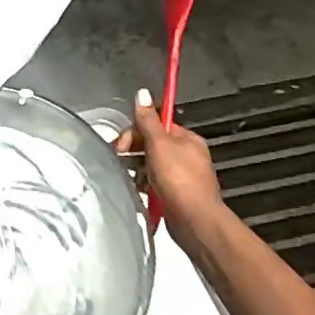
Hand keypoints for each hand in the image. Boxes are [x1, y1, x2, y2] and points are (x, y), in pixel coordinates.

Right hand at [115, 86, 221, 220]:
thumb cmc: (179, 179)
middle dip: (134, 151)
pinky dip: (145, 185)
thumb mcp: (160, 143)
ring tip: (130, 178)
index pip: (156, 125)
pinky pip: (155, 183)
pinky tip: (139, 190)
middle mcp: (187, 155)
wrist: (194, 221)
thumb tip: (143, 93)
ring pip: (152, 165)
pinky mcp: (176, 194)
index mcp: (187, 139)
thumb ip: (148, 120)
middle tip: (120, 160)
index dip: (136, 131)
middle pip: (153, 144)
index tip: (121, 144)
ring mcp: (182, 176)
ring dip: (138, 169)